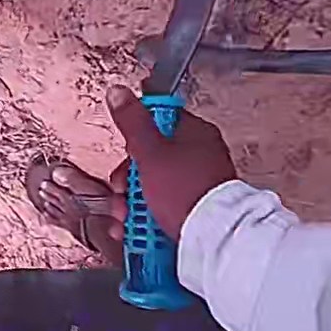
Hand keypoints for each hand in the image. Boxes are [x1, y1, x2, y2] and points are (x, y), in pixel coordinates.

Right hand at [106, 85, 236, 238]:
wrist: (211, 239)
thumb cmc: (187, 191)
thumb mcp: (150, 152)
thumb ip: (133, 122)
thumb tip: (119, 92)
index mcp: (194, 133)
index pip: (157, 120)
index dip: (135, 137)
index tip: (129, 152)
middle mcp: (197, 157)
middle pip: (149, 158)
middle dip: (128, 181)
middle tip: (124, 191)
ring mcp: (194, 184)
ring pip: (151, 186)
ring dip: (130, 204)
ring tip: (126, 218)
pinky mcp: (191, 210)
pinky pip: (159, 208)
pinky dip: (143, 220)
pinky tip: (133, 231)